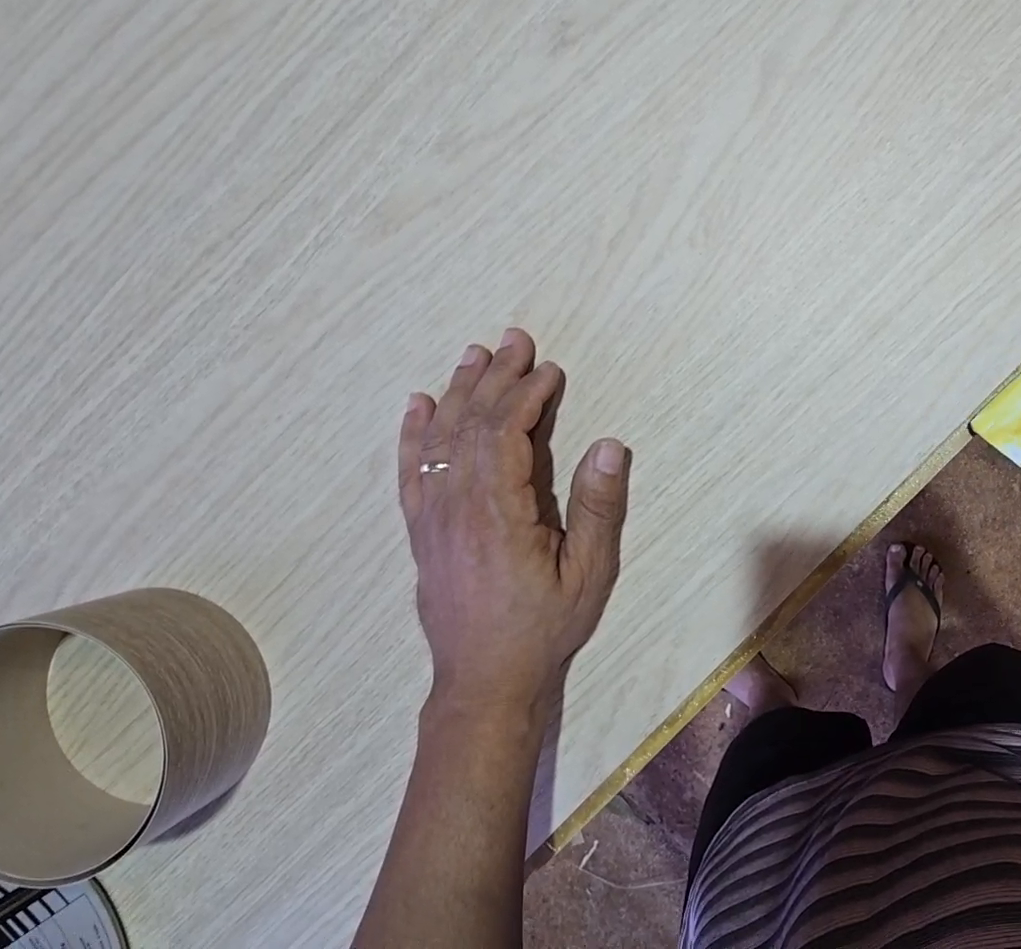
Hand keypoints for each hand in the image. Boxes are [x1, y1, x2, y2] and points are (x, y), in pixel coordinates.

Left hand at [397, 328, 631, 713]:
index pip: (506, 434)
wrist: (483, 681)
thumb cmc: (542, 627)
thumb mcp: (588, 574)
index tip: (550, 370)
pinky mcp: (421, 531)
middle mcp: (455, 506)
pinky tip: (419, 405)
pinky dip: (413, 433)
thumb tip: (609, 445)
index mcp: (497, 513)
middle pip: (471, 425)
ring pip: (439, 440)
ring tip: (474, 355)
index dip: (527, 395)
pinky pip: (411, 470)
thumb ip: (598, 509)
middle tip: (514, 340)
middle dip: (495, 378)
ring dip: (459, 392)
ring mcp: (431, 518)